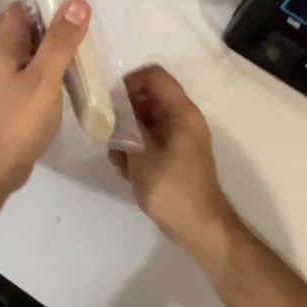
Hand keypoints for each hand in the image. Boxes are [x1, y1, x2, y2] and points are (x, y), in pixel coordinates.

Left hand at [0, 0, 91, 204]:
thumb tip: (77, 3)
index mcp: (0, 46)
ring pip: (31, 53)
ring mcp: (1, 79)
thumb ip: (60, 42)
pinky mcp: (9, 98)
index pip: (21, 8)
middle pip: (27, 29)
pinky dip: (49, 72)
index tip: (78, 9)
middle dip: (56, 28)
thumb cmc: (17, 121)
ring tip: (87, 54)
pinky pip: (31, 74)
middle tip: (90, 31)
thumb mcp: (44, 79)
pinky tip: (71, 81)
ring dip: (55, 52)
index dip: (47, 3)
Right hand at [112, 66, 241, 261]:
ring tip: (115, 153)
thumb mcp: (143, 158)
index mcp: (182, 113)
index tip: (109, 102)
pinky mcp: (171, 155)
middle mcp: (181, 120)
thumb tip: (112, 113)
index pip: (154, 77)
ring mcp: (177, 138)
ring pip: (145, 119)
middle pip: (147, 97)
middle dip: (123, 109)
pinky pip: (148, 138)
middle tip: (105, 128)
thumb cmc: (175, 192)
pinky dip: (134, 147)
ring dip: (126, 131)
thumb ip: (126, 131)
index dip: (129, 82)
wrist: (201, 230)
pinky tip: (124, 167)